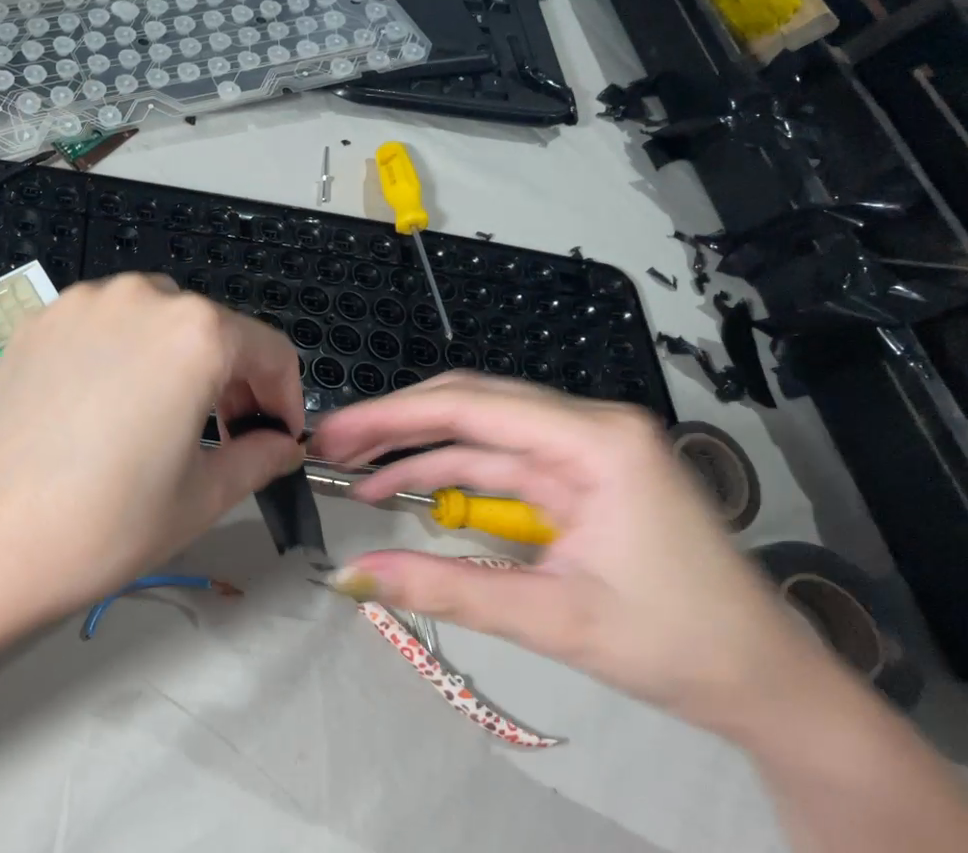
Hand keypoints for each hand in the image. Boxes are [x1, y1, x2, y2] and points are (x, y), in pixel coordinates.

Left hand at [0, 274, 305, 626]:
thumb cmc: (103, 523)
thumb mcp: (201, 497)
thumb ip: (256, 457)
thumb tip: (278, 445)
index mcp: (194, 332)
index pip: (268, 349)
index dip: (282, 396)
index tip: (274, 436)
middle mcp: (137, 299)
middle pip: (208, 327)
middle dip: (229, 377)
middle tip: (225, 436)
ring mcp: (77, 306)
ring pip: (152, 321)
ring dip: (174, 360)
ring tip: (164, 421)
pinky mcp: (34, 324)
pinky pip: (100, 328)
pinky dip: (121, 356)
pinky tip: (106, 409)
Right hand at [309, 372, 828, 731]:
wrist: (767, 687)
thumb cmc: (676, 644)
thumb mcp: (551, 619)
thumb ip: (443, 589)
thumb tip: (348, 577)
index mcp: (597, 443)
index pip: (470, 407)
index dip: (388, 416)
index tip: (327, 433)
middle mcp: (590, 430)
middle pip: (469, 405)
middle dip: (392, 424)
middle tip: (326, 445)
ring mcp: (585, 453)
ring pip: (476, 431)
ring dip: (411, 448)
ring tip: (346, 466)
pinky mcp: (578, 479)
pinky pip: (495, 463)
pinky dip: (443, 474)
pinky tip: (396, 489)